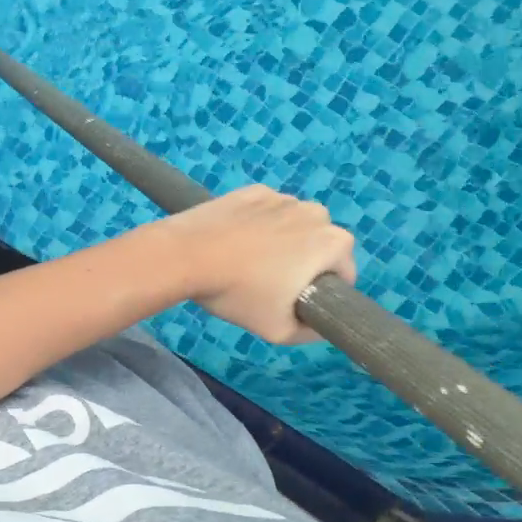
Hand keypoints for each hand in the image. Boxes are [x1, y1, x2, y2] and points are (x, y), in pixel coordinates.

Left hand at [147, 185, 357, 344]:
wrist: (182, 255)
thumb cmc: (235, 292)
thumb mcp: (280, 330)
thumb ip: (312, 332)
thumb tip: (319, 325)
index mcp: (334, 242)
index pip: (340, 274)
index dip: (317, 291)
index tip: (286, 299)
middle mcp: (315, 212)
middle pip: (317, 247)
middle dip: (299, 263)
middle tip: (262, 281)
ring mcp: (281, 197)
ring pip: (292, 226)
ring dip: (279, 240)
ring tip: (243, 260)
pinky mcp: (250, 190)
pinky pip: (264, 211)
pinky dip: (255, 223)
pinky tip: (231, 238)